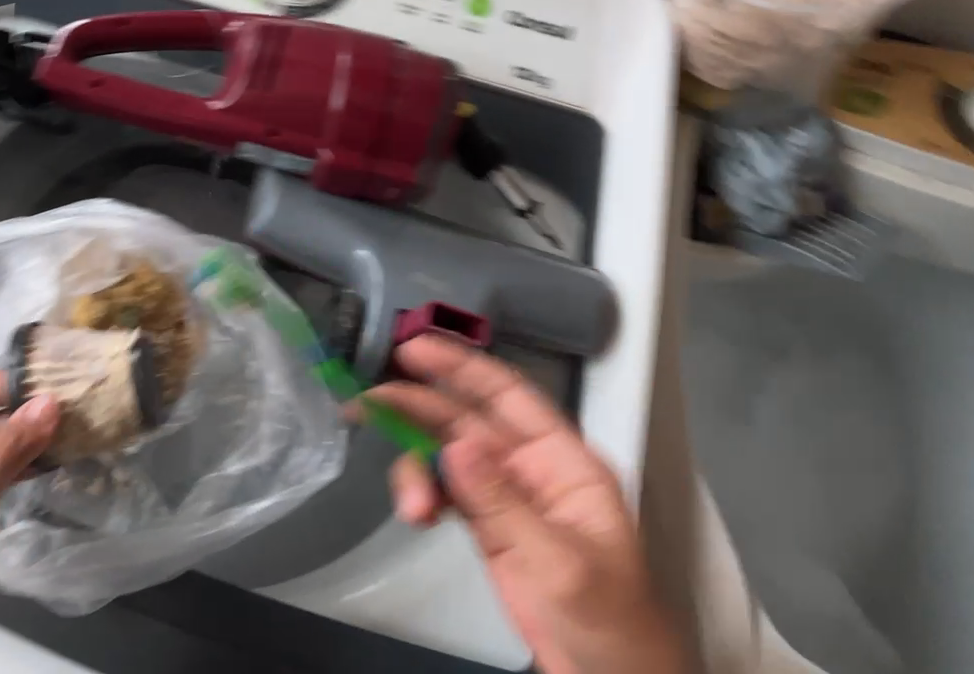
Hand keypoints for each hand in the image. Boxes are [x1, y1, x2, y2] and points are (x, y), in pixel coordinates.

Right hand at [361, 335, 685, 673]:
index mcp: (563, 462)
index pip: (508, 397)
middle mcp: (530, 466)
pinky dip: (421, 494)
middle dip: (416, 410)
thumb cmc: (608, 623)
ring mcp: (505, 493)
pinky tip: (415, 514)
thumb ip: (503, 502)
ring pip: (443, 454)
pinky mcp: (485, 522)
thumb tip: (454, 443)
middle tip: (365, 404)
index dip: (460, 367)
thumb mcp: (559, 564)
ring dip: (416, 468)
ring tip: (411, 508)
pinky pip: (442, 488)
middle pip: (463, 418)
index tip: (411, 349)